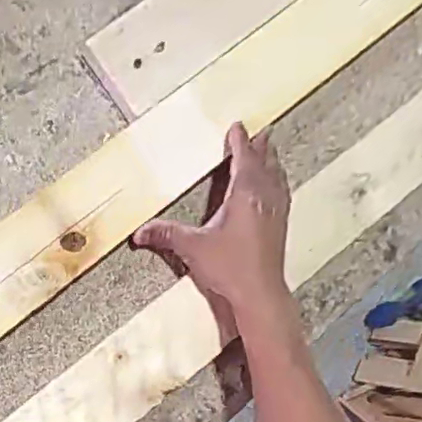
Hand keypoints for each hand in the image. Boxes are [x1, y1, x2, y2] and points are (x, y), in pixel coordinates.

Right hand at [132, 122, 293, 332]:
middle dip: (261, 147)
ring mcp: (276, 213)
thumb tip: (140, 233)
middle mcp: (265, 198)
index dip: (239, 141)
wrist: (259, 294)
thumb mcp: (192, 248)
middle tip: (260, 133)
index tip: (238, 127)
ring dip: (272, 164)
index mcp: (246, 194)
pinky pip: (281, 195)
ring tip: (270, 155)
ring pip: (277, 178)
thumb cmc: (230, 268)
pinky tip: (275, 191)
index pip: (244, 158)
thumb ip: (166, 235)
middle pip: (266, 163)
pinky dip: (278, 184)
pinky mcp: (279, 228)